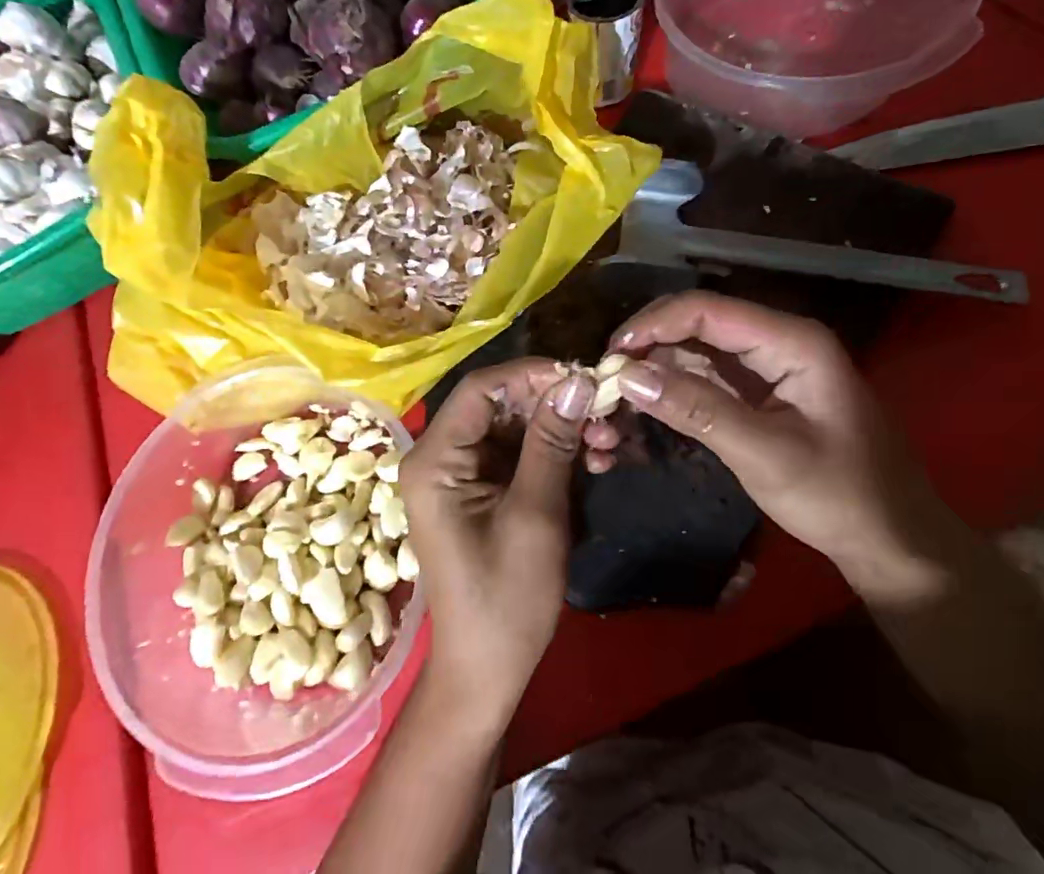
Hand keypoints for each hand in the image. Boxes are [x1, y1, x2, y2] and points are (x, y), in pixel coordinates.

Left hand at [400, 359, 592, 716]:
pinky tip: (594, 464)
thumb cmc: (506, 597)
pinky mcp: (483, 491)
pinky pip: (521, 455)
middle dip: (556, 406)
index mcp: (435, 460)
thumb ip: (552, 442)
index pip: (482, 389)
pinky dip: (556, 456)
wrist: (488, 668)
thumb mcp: (536, 514)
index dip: (534, 376)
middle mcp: (440, 457)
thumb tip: (577, 381)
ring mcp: (462, 475)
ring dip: (563, 431)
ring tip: (608, 447)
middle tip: (607, 419)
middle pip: (501, 406)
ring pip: (517, 428)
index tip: (586, 380)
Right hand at [599, 292, 944, 594]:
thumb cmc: (839, 495)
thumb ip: (696, 410)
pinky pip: (706, 382)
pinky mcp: (759, 397)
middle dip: (648, 348)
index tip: (609, 355)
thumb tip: (627, 377)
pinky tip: (642, 409)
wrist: (890, 539)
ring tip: (614, 399)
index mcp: (791, 342)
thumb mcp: (764, 454)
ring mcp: (767, 370)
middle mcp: (777, 344)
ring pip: (697, 354)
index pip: (707, 310)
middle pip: (697, 327)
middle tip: (603, 381)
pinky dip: (672, 393)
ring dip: (655, 372)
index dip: (653, 325)